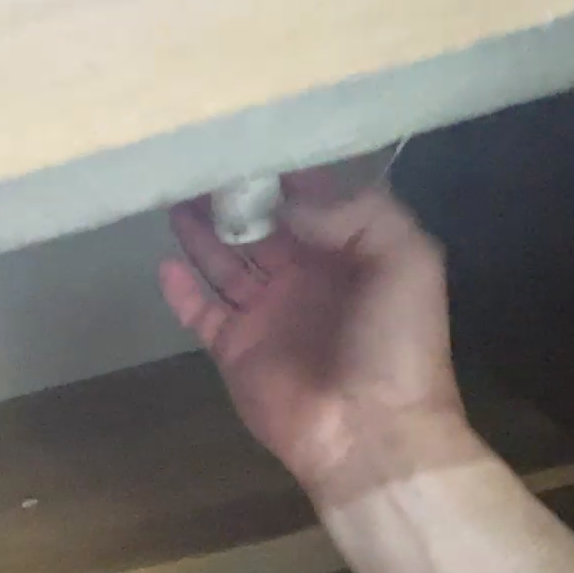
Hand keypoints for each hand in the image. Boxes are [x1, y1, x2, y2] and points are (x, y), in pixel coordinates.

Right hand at [158, 182, 467, 500]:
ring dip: (202, 236)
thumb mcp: (406, 260)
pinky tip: (166, 263)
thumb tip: (289, 202)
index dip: (282, 174)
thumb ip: (357, 214)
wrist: (368, 431)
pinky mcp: (233, 350)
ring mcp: (264, 315)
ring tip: (175, 201)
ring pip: (226, 265)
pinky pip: (202, 314)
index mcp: (349, 253)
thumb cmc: (396, 344)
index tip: (250, 141)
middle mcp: (303, 278)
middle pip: (260, 230)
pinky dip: (182, 291)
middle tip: (199, 166)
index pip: (310, 202)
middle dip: (233, 200)